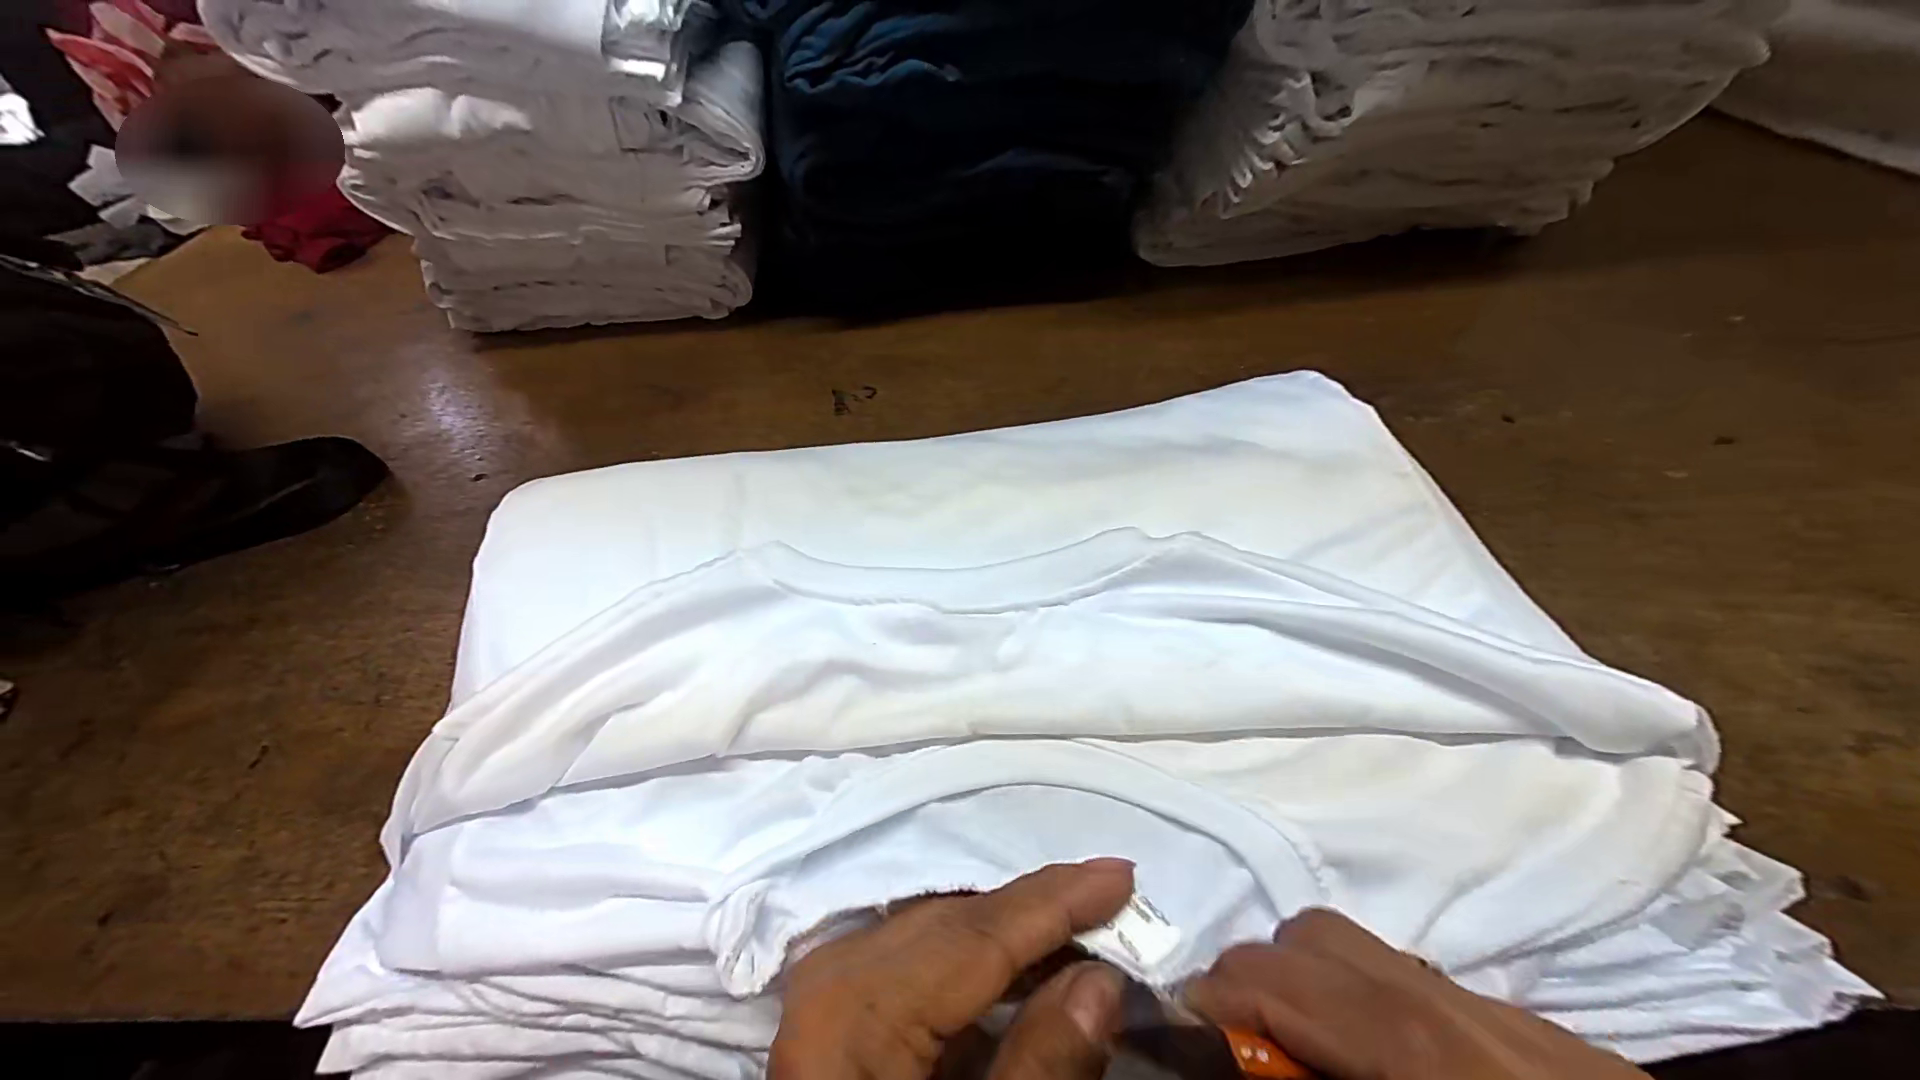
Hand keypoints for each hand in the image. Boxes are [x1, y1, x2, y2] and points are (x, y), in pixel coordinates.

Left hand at [770, 859, 1134, 1079]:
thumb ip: (1038, 1067)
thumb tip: (1100, 983)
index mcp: (862, 1006)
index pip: (978, 932)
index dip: (1053, 901)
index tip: (1119, 874)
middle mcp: (839, 971)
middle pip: (957, 920)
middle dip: (1039, 907)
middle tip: (1112, 896)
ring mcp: (832, 980)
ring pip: (939, 928)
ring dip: (1012, 928)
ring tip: (1082, 924)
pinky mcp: (837, 998)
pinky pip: (917, 954)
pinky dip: (975, 957)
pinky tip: (1022, 966)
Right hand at [1185, 909, 1650, 1079]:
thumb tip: (1233, 1057)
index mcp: (1408, 1043)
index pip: (1272, 977)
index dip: (1212, 1001)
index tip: (1189, 1035)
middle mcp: (1446, 1000)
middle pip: (1309, 935)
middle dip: (1258, 980)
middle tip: (1249, 1044)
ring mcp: (1499, 1006)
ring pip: (1362, 943)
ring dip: (1315, 981)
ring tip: (1314, 1044)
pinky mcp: (1544, 1029)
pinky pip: (1422, 979)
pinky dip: (1379, 1003)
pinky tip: (1396, 1063)